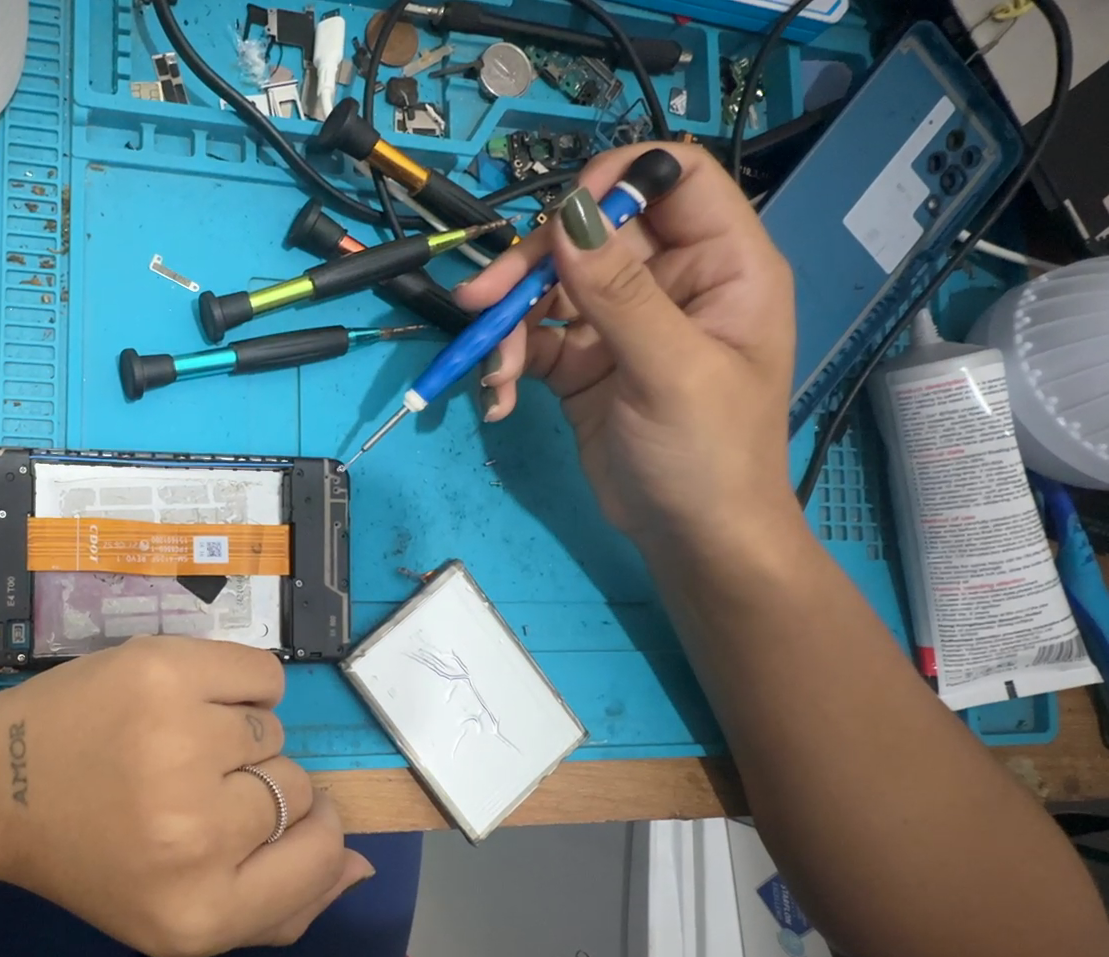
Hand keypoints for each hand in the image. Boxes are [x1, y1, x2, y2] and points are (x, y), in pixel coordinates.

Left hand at [0, 636, 372, 956]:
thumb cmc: (88, 851)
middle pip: (295, 789)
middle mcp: (196, 833)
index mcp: (201, 914)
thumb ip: (278, 907)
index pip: (319, 858)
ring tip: (171, 742)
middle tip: (183, 783)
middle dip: (253, 784)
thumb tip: (358, 864)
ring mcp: (179, 741)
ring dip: (235, 734)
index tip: (270, 814)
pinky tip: (188, 698)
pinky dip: (241, 685)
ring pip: (273, 731)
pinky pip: (263, 675)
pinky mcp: (164, 670)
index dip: (310, 831)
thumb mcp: (177, 916)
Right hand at [460, 143, 799, 548]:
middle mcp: (666, 281)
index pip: (673, 180)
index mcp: (719, 264)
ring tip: (497, 373)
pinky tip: (503, 398)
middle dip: (529, 267)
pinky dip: (508, 364)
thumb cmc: (709, 453)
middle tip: (478, 301)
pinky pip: (531, 340)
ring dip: (509, 324)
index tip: (557, 218)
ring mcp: (617, 323)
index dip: (616, 182)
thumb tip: (568, 217)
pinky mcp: (580, 362)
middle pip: (587, 236)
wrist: (688, 535)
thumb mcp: (670, 370)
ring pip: (548, 289)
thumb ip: (618, 293)